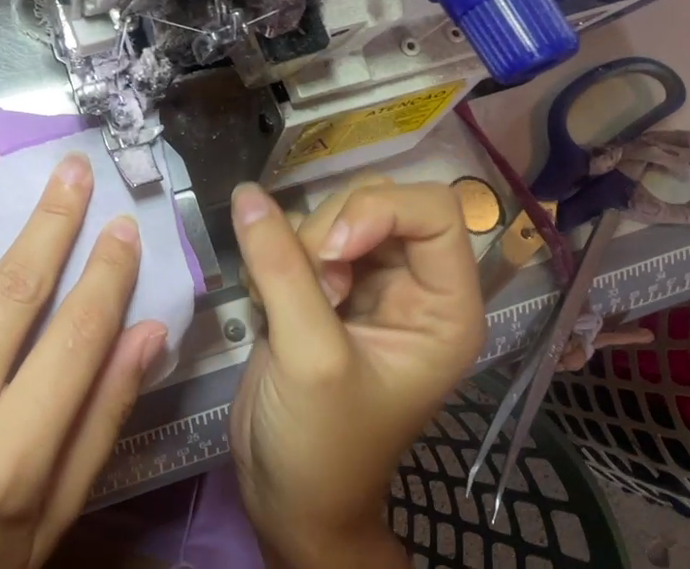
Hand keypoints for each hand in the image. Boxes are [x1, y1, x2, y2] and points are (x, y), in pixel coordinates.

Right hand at [229, 179, 484, 567]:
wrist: (288, 495)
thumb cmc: (322, 442)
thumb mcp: (310, 357)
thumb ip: (280, 269)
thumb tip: (245, 193)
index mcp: (443, 306)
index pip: (433, 211)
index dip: (379, 211)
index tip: (327, 252)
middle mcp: (410, 287)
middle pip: (374, 203)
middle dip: (326, 233)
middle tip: (307, 289)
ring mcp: (363, 286)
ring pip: (330, 216)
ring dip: (293, 247)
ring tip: (281, 307)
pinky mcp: (319, 290)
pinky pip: (296, 239)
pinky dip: (272, 257)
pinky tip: (266, 308)